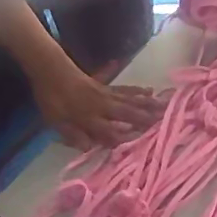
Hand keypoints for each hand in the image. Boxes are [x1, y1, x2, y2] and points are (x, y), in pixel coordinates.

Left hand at [33, 69, 162, 149]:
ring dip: (148, 104)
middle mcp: (101, 106)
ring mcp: (105, 94)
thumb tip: (89, 148)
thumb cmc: (50, 97)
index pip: (109, 132)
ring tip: (165, 107)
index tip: (142, 144)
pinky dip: (138, 90)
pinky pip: (125, 89)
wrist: (49, 68)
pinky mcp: (105, 85)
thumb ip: (72, 134)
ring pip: (130, 100)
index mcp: (88, 117)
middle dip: (146, 119)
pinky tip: (149, 90)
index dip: (124, 138)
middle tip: (166, 122)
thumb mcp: (54, 120)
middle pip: (127, 113)